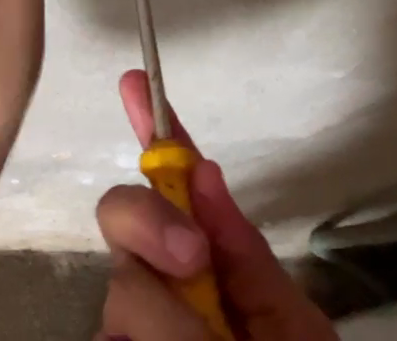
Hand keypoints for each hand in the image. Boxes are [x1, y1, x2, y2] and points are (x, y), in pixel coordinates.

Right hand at [95, 71, 338, 340]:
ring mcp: (127, 322)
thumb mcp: (290, 327)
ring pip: (120, 291)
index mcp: (209, 260)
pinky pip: (106, 337)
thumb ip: (245, 256)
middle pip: (122, 218)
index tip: (135, 81)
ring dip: (165, 321)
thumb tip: (203, 170)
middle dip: (148, 222)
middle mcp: (161, 279)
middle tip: (190, 258)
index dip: (153, 127)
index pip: (176, 183)